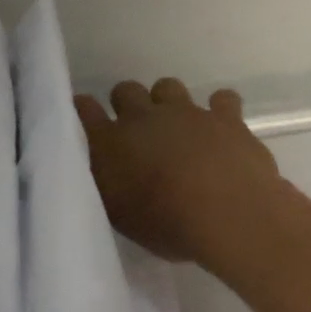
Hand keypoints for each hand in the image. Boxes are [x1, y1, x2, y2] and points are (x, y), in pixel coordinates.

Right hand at [75, 79, 284, 269]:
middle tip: (140, 130)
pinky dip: (221, 108)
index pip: (84, 111)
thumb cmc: (167, 225)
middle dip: (129, 104)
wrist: (226, 214)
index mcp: (109, 144)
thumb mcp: (120, 213)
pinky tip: (223, 126)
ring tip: (180, 126)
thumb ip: (111, 183)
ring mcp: (187, 113)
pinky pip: (222, 98)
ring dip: (169, 101)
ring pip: (168, 86)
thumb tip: (114, 171)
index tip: (90, 118)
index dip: (85, 110)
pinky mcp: (226, 117)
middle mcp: (145, 118)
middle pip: (126, 90)